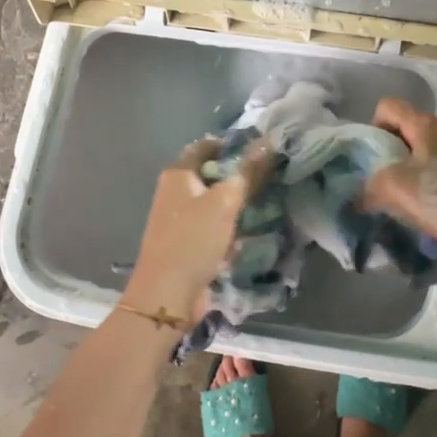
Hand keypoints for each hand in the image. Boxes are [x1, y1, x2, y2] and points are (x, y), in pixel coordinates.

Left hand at [119, 139, 271, 323]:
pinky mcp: (187, 245)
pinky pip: (212, 230)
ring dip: (236, 209)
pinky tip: (246, 239)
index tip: (260, 150)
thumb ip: (247, 173)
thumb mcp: (225, 202)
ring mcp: (179, 221)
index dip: (231, 145)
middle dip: (238, 180)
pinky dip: (228, 233)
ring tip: (265, 208)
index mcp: (178, 174)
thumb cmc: (193, 239)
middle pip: (211, 177)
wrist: (167, 295)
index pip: (206, 147)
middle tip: (269, 179)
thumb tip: (267, 141)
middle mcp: (175, 192)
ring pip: (214, 205)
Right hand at [361, 98, 436, 237]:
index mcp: (424, 124)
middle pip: (408, 127)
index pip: (389, 106)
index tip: (372, 153)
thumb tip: (356, 199)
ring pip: (426, 149)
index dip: (374, 124)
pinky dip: (430, 179)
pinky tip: (427, 204)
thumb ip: (367, 188)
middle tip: (383, 173)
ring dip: (412, 164)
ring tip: (404, 192)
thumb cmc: (435, 197)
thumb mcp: (389, 188)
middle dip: (392, 147)